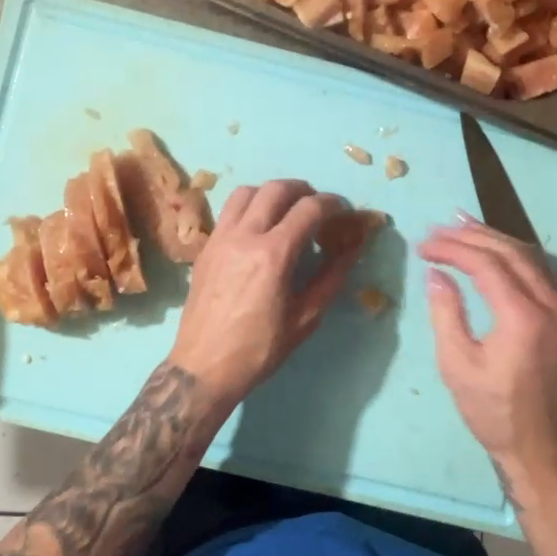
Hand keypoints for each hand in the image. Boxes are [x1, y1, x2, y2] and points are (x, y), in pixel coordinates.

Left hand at [168, 180, 361, 400]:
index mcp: (273, 254)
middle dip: (304, 190)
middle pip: (276, 189)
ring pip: (246, 191)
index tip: (344, 212)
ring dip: (272, 193)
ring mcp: (220, 238)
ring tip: (286, 211)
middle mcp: (244, 236)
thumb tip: (352, 248)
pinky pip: (228, 210)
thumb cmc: (260, 349)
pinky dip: (249, 207)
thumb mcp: (305, 318)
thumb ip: (331, 277)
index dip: (333, 204)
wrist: (204, 367)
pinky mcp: (205, 247)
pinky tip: (259, 229)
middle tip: (318, 207)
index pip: (309, 209)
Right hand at [420, 218, 556, 467]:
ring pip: (528, 257)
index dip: (453, 249)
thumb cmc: (491, 410)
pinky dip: (510, 254)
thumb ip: (446, 313)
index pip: (486, 264)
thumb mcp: (457, 364)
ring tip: (460, 225)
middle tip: (438, 229)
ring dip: (494, 238)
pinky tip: (490, 249)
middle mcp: (549, 305)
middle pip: (511, 252)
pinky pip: (536, 272)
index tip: (424, 246)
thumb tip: (436, 275)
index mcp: (522, 317)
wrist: (536, 444)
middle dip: (472, 236)